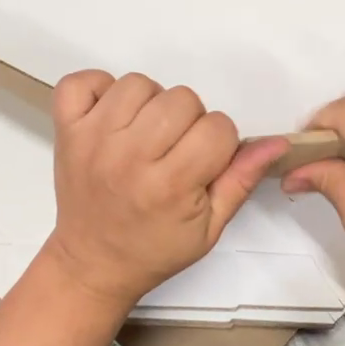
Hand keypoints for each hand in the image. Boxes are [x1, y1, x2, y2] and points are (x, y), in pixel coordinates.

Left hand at [46, 71, 287, 306]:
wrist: (94, 264)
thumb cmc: (155, 249)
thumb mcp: (210, 227)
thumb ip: (241, 180)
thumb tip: (276, 143)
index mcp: (170, 185)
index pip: (217, 128)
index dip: (220, 142)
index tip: (206, 162)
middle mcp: (129, 157)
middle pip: (181, 99)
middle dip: (190, 121)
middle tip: (177, 149)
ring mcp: (93, 140)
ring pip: (138, 84)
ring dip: (151, 103)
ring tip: (147, 133)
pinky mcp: (68, 131)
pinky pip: (81, 81)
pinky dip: (99, 88)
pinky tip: (114, 114)